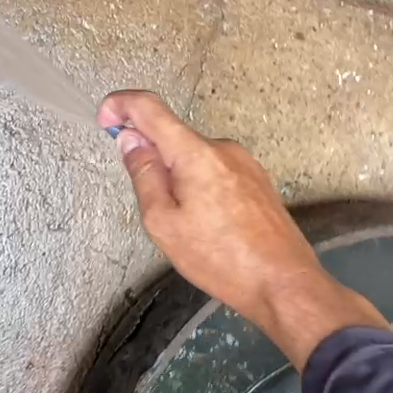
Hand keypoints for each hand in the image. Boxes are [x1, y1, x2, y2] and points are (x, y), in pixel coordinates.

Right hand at [98, 91, 386, 368]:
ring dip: (173, 172)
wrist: (288, 288)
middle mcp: (222, 148)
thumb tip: (130, 139)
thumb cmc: (222, 259)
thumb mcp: (162, 221)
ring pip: (191, 154)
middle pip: (170, 133)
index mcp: (195, 153)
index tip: (104, 120)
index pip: (148, 107)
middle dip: (148, 154)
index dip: (119, 105)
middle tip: (147, 199)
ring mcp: (244, 163)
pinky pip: (212, 167)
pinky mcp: (256, 180)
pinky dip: (195, 181)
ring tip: (182, 220)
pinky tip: (205, 221)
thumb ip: (143, 173)